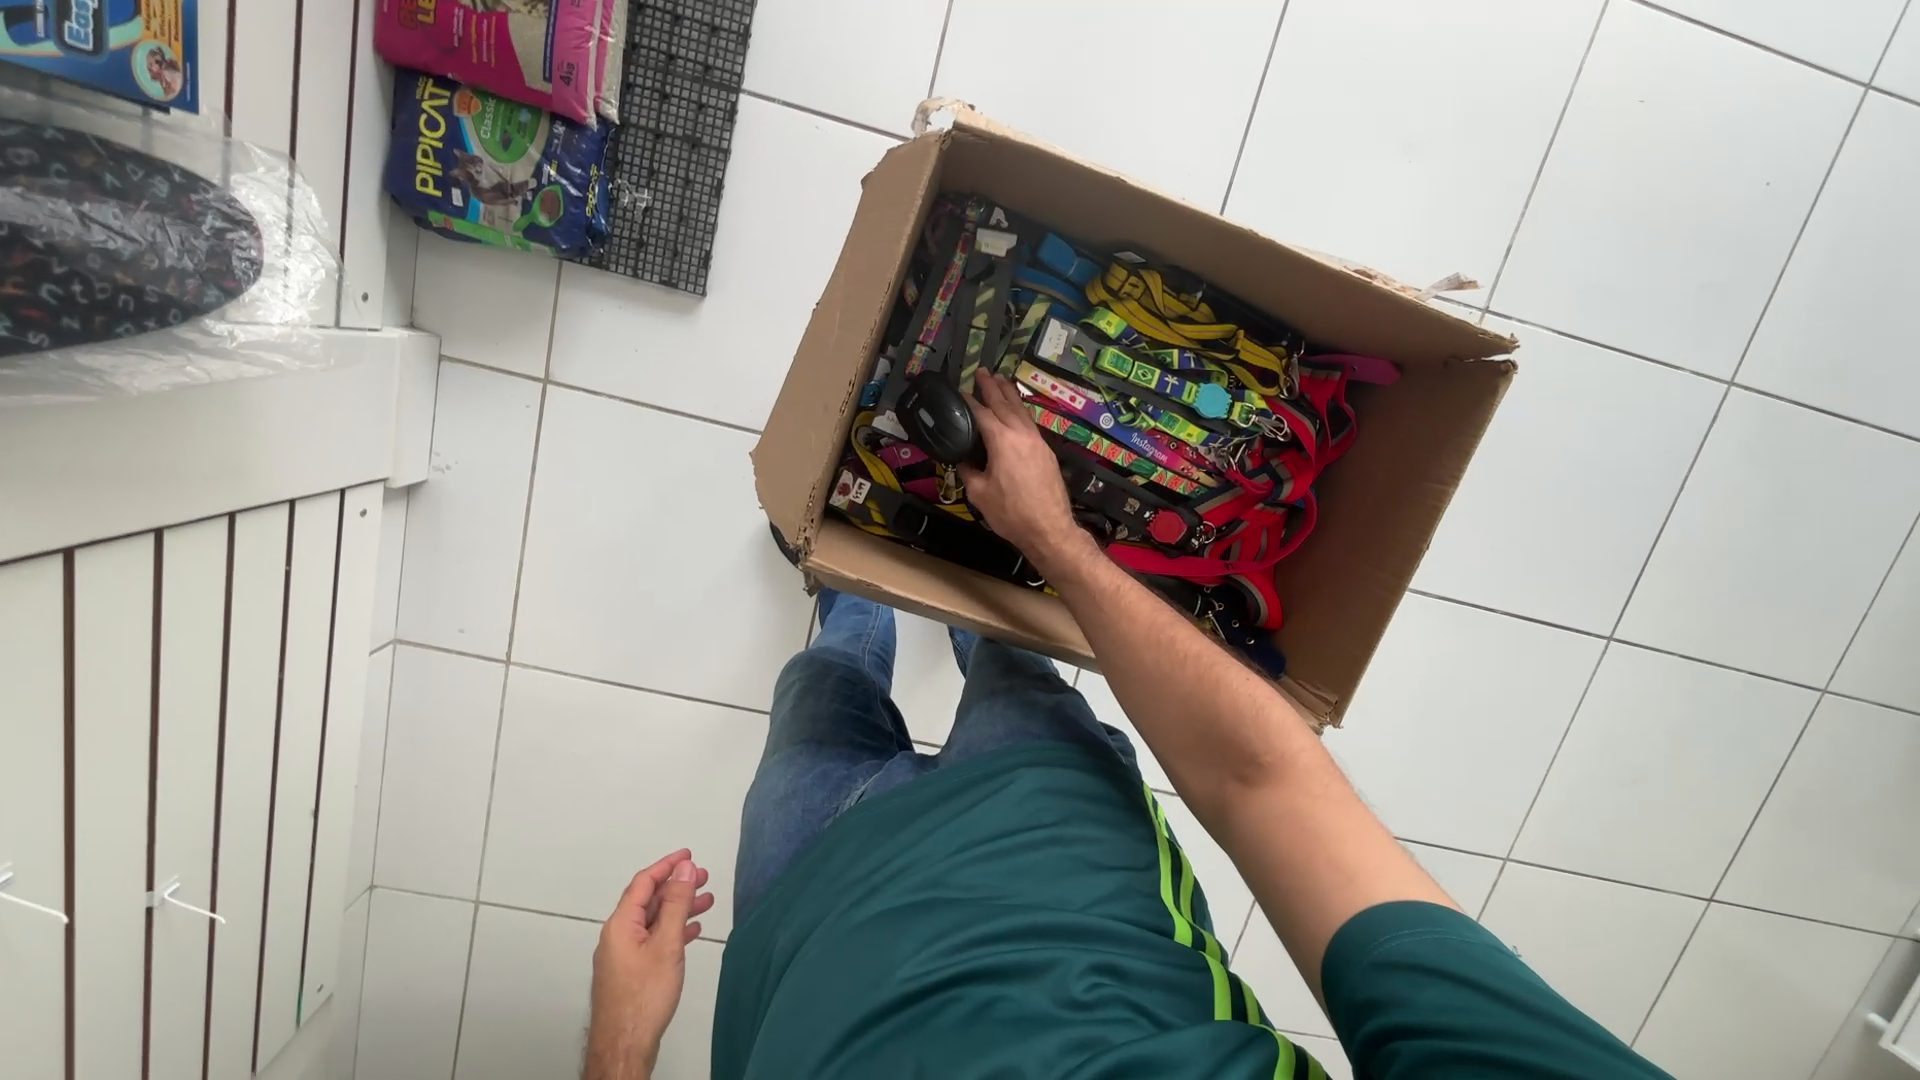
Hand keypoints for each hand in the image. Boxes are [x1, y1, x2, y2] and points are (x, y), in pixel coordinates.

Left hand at [584, 850, 715, 1079]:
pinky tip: (692, 930)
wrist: (625, 1047)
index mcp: (620, 925)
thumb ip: (676, 903)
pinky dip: (673, 929)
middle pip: (648, 900)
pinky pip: (654, 939)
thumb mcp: (666, 943)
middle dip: (676, 885)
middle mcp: (618, 936)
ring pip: (653, 920)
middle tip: (703, 876)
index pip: (643, 883)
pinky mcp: (631, 972)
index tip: (688, 854)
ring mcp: (623, 955)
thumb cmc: (645, 996)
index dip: (666, 865)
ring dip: (678, 907)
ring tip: (706, 901)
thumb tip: (683, 868)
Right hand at [960, 372, 1093, 571]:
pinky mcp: (1046, 452)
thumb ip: (969, 471)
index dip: (969, 401)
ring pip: (1021, 411)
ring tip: (1002, 380)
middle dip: (992, 387)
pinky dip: (1020, 411)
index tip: (960, 391)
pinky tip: (1018, 411)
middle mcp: (1022, 434)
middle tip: (982, 371)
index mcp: (1002, 441)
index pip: (982, 413)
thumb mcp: (980, 494)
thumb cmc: (1011, 513)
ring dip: (1010, 394)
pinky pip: (1030, 423)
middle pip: (1005, 404)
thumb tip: (965, 461)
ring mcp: (1037, 442)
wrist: (1049, 529)